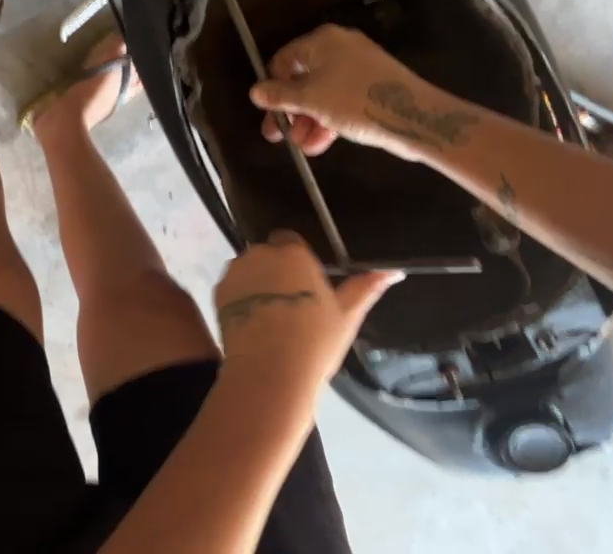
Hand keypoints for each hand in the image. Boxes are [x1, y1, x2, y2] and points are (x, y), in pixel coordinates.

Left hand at [214, 232, 400, 390]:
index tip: (304, 285)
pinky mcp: (218, 289)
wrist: (269, 371)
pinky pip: (231, 286)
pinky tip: (252, 321)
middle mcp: (261, 253)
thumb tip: (394, 271)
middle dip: (276, 271)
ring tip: (270, 317)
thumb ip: (366, 287)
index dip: (296, 262)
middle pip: (268, 254)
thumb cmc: (315, 342)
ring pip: (248, 268)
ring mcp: (236, 270)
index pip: (290, 241)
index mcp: (293, 253)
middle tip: (290, 304)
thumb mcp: (347, 315)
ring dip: (256, 282)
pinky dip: (240, 298)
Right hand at [249, 24, 467, 163]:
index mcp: (322, 41)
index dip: (272, 87)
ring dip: (308, 120)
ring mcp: (359, 68)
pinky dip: (328, 120)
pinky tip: (320, 144)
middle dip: (291, 110)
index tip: (269, 114)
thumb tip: (255, 92)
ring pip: (322, 93)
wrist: (416, 116)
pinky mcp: (373, 87)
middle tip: (281, 136)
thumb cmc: (355, 100)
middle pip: (302, 79)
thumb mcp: (310, 100)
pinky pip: (341, 100)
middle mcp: (340, 48)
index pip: (283, 60)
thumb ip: (280, 96)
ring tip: (302, 146)